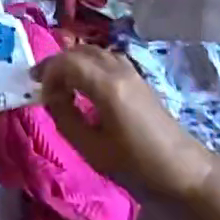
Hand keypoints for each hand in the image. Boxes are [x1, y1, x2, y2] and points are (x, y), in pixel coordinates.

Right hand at [37, 46, 216, 199]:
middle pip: (79, 51)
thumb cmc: (136, 164)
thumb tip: (51, 98)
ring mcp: (129, 69)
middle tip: (43, 85)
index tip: (39, 93)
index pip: (67, 62)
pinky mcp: (136, 76)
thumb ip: (66, 119)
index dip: (48, 72)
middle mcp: (117, 69)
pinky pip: (104, 58)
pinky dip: (87, 64)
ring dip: (72, 62)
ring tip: (61, 85)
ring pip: (92, 51)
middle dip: (57, 64)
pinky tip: (84, 85)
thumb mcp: (92, 150)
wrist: (181, 168)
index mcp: (106, 85)